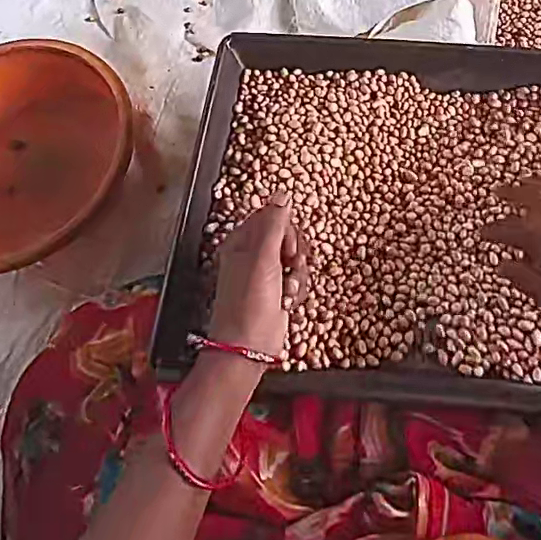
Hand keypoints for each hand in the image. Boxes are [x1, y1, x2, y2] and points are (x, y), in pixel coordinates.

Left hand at [208, 191, 310, 357]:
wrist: (249, 347)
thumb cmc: (249, 302)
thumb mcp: (263, 256)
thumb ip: (275, 223)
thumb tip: (282, 192)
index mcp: (242, 240)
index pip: (272, 216)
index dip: (285, 228)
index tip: (286, 245)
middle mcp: (253, 254)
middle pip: (288, 236)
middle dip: (295, 252)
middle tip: (288, 265)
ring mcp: (266, 273)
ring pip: (296, 257)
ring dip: (298, 274)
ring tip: (286, 289)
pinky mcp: (278, 291)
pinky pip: (297, 278)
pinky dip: (297, 288)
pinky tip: (288, 301)